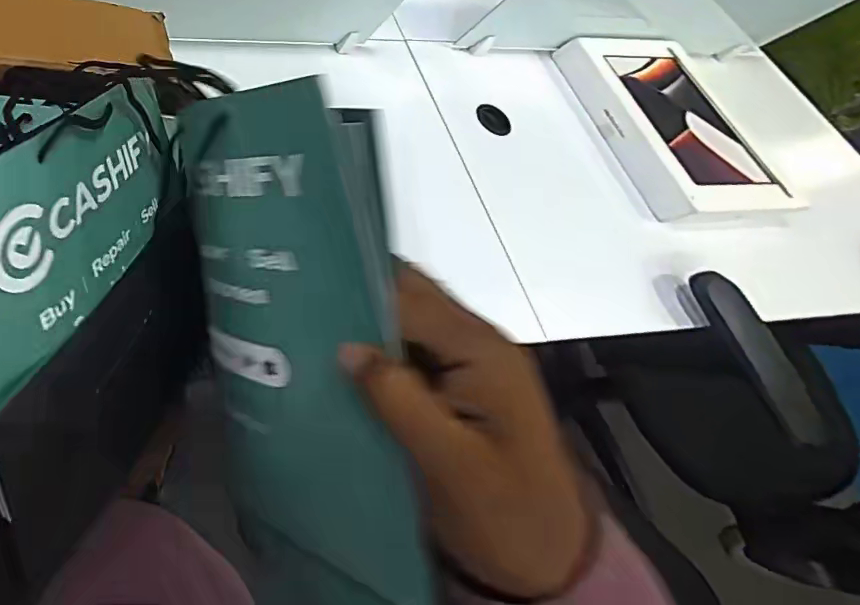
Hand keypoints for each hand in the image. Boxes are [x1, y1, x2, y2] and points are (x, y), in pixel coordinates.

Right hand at [342, 267, 594, 599]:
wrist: (551, 564)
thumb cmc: (506, 515)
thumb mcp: (451, 465)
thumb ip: (400, 400)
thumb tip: (346, 348)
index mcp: (482, 350)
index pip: (413, 301)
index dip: (362, 296)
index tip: (311, 299)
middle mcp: (478, 340)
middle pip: (414, 295)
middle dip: (362, 295)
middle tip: (308, 307)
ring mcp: (471, 359)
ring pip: (411, 316)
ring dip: (369, 320)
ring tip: (315, 327)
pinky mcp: (461, 380)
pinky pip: (414, 346)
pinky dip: (381, 347)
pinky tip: (346, 361)